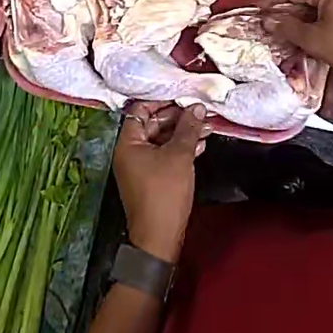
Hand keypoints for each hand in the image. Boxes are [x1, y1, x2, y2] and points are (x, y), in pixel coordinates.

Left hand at [113, 102, 205, 263]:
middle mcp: (130, 151)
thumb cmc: (164, 193)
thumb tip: (197, 107)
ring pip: (161, 140)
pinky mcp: (151, 177)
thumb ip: (188, 129)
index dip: (161, 101)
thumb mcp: (179, 156)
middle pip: (152, 124)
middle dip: (177, 117)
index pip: (141, 110)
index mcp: (128, 142)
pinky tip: (199, 145)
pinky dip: (180, 149)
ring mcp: (140, 165)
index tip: (182, 95)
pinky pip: (165, 154)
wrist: (160, 237)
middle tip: (199, 111)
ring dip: (182, 133)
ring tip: (205, 127)